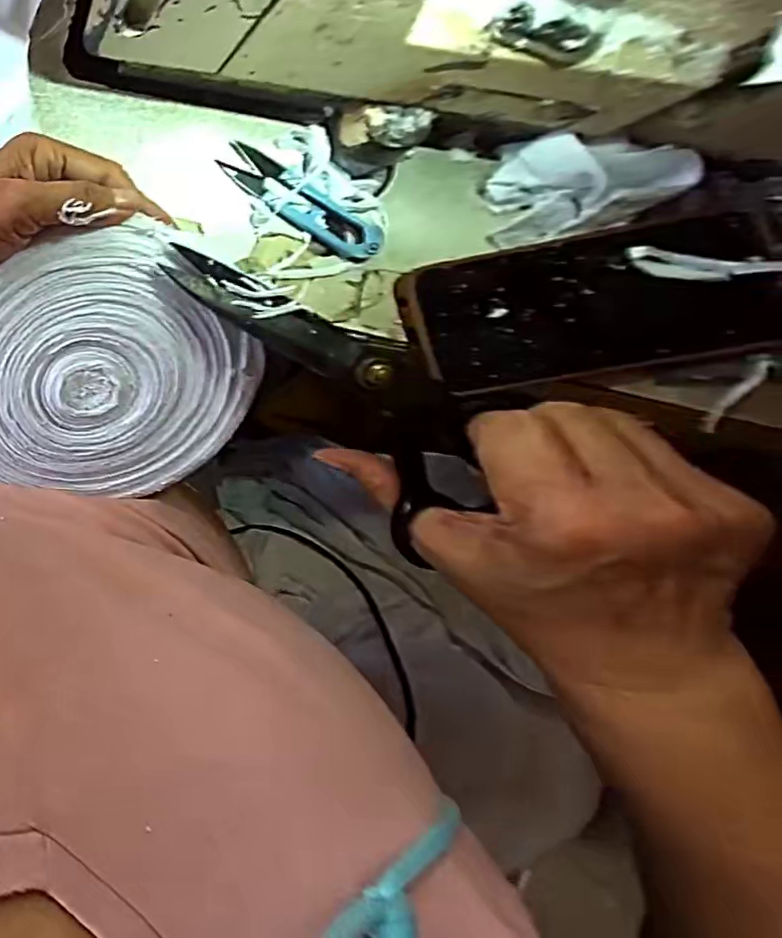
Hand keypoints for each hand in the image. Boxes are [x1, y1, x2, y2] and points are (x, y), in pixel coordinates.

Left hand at [0, 133, 164, 307]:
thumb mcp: (15, 206)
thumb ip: (71, 200)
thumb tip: (124, 203)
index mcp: (35, 153)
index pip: (102, 171)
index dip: (134, 198)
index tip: (160, 227)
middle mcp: (34, 174)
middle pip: (96, 191)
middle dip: (125, 214)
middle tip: (154, 247)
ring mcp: (27, 206)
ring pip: (82, 215)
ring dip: (106, 233)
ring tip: (134, 257)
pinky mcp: (20, 234)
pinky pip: (63, 236)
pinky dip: (83, 247)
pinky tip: (97, 263)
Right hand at [317, 403, 773, 695]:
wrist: (641, 655)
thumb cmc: (527, 602)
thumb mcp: (444, 548)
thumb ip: (390, 490)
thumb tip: (331, 452)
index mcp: (558, 519)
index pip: (509, 424)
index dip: (483, 438)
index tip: (483, 464)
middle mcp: (636, 505)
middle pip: (561, 411)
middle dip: (528, 432)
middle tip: (519, 470)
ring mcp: (698, 504)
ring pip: (611, 416)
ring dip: (574, 436)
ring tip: (564, 477)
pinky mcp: (737, 503)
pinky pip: (659, 441)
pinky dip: (621, 455)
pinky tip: (612, 491)